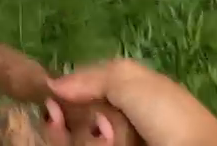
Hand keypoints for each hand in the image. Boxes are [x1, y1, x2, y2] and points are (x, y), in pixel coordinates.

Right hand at [47, 60, 216, 145]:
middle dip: (62, 121)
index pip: (75, 94)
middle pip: (69, 123)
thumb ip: (88, 76)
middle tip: (58, 118)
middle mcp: (113, 124)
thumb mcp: (127, 77)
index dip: (58, 97)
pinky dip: (91, 144)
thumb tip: (51, 85)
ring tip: (108, 135)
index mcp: (119, 96)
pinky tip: (106, 140)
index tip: (49, 99)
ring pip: (75, 141)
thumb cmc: (167, 114)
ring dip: (80, 136)